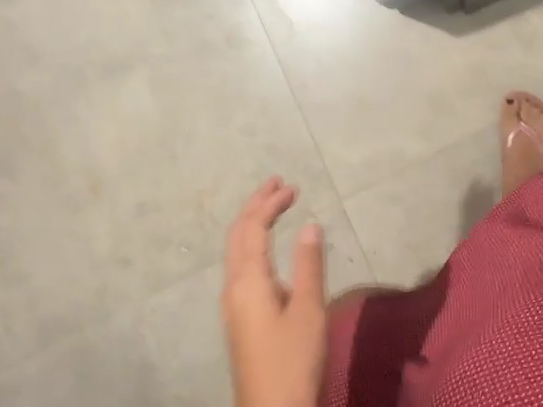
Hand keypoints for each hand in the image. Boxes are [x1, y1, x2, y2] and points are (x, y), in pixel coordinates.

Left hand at [222, 177, 326, 406]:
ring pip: (236, 249)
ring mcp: (232, 303)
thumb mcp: (308, 310)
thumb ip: (308, 264)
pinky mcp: (238, 317)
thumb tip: (309, 224)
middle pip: (238, 233)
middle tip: (278, 184)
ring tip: (273, 207)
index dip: (271, 202)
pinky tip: (267, 250)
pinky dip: (253, 243)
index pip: (254, 226)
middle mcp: (233, 285)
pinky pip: (240, 265)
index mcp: (248, 279)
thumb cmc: (292, 359)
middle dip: (256, 204)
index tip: (292, 186)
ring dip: (252, 223)